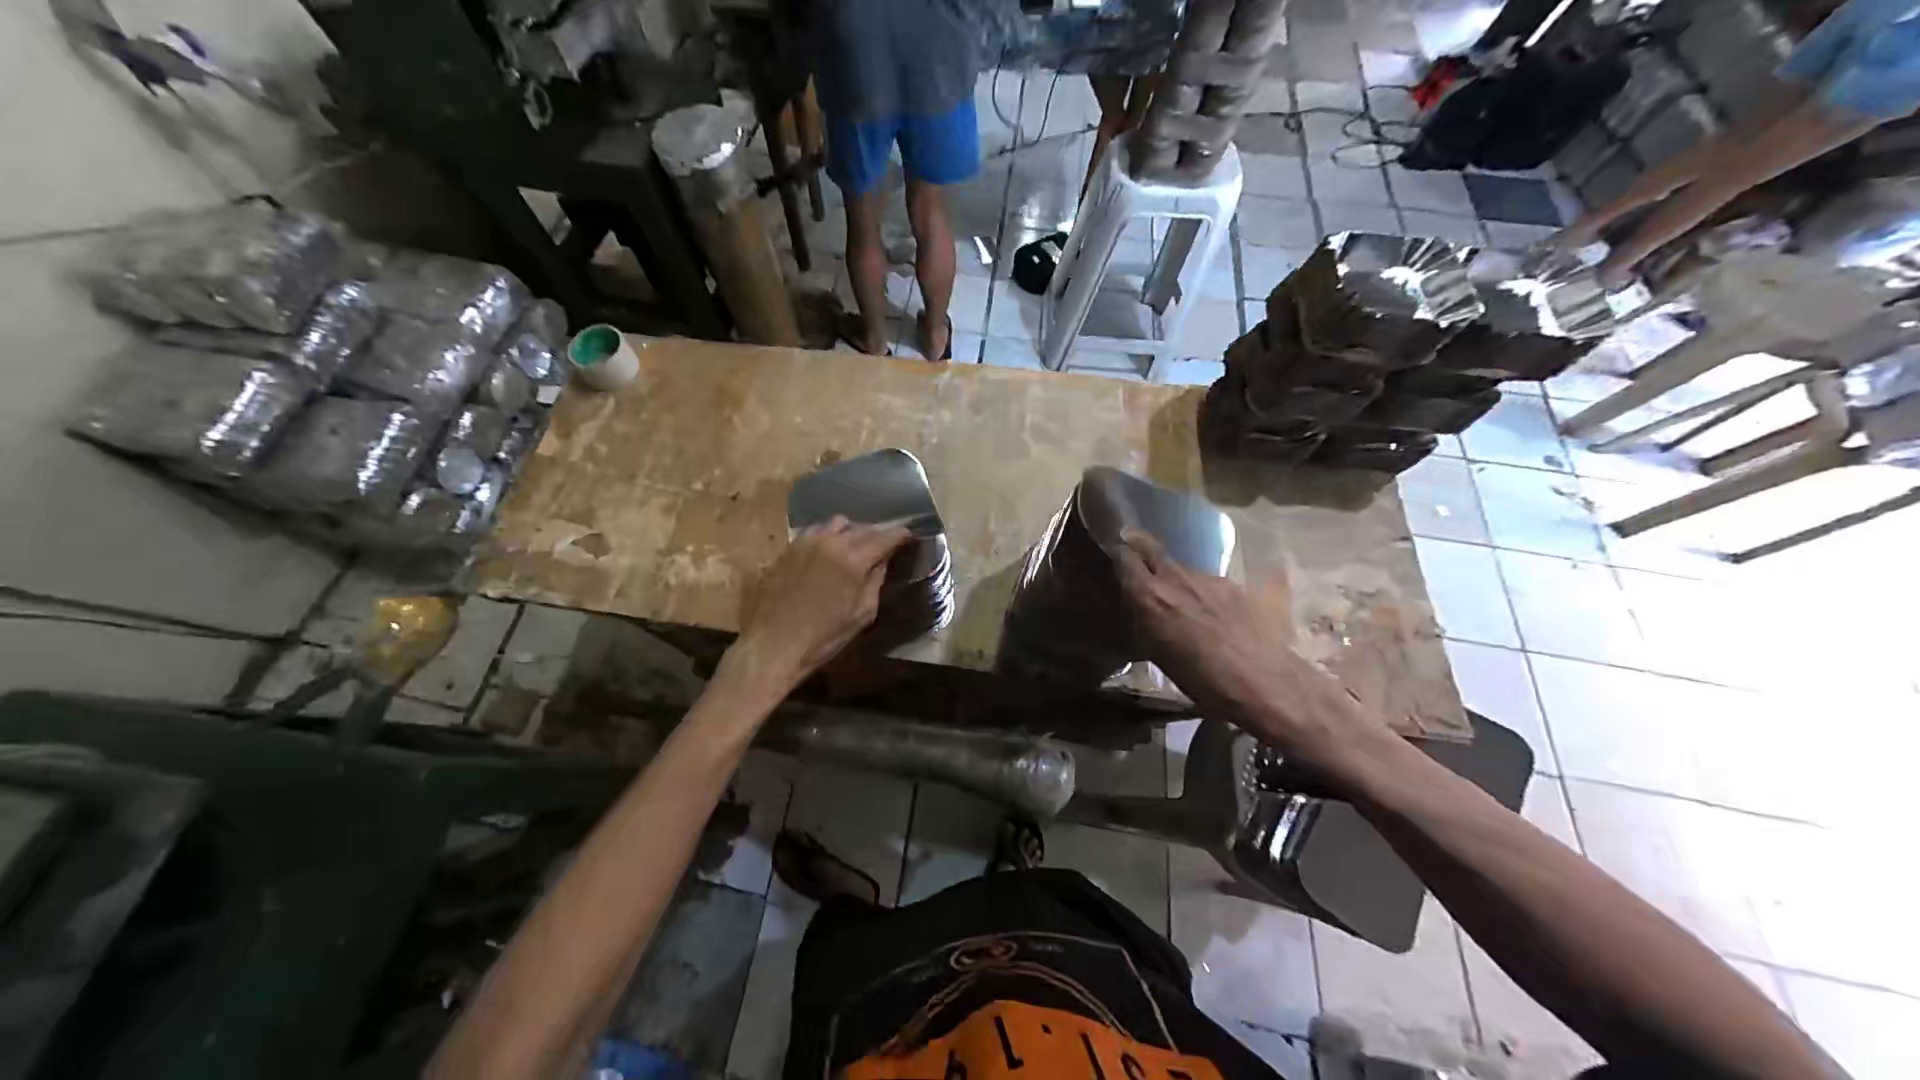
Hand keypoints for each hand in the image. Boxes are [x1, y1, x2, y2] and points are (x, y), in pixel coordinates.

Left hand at [722, 516, 910, 695]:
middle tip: (885, 545)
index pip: (885, 536)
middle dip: (877, 534)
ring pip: (837, 523)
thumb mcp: (862, 614)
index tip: (909, 537)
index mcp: (853, 559)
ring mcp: (806, 542)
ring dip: (852, 531)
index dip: (901, 535)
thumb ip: (875, 581)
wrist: (774, 645)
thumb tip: (882, 561)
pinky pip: (816, 531)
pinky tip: (829, 552)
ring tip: (855, 547)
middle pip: (862, 527)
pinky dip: (829, 536)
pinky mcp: (789, 549)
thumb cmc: (824, 637)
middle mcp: (830, 542)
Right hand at [1111, 529, 1382, 762]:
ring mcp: (1207, 577)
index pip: (1124, 558)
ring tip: (1183, 601)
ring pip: (1182, 568)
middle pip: (1149, 547)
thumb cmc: (1204, 681)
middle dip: (1139, 547)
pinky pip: (1208, 581)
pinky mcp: (1235, 584)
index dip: (1118, 555)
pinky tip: (1214, 613)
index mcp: (1149, 597)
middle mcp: (1175, 578)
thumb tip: (1139, 608)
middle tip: (1135, 553)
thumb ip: (1146, 622)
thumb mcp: (1159, 656)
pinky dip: (1204, 591)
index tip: (1114, 557)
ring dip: (1176, 578)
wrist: (1265, 682)